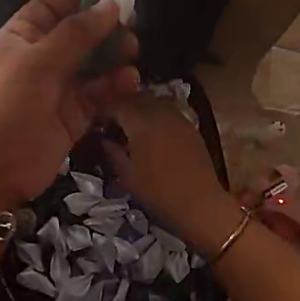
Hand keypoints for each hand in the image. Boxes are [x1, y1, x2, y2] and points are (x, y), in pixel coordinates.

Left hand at [0, 0, 140, 209]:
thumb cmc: (3, 108)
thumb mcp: (35, 64)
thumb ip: (75, 34)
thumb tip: (111, 5)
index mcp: (19, 38)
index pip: (50, 6)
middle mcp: (39, 59)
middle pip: (77, 34)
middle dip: (103, 27)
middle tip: (131, 23)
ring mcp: (57, 89)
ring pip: (93, 64)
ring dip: (113, 56)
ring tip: (132, 52)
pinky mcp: (73, 117)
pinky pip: (99, 94)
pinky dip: (115, 87)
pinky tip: (130, 81)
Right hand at [108, 95, 244, 250]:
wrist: (200, 202)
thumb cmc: (158, 192)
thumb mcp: (127, 175)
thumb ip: (113, 152)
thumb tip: (104, 139)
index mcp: (140, 122)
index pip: (117, 105)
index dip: (106, 112)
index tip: (100, 123)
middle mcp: (159, 112)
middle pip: (137, 98)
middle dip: (124, 106)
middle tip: (115, 123)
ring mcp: (178, 117)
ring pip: (155, 100)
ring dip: (142, 107)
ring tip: (135, 125)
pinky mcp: (191, 126)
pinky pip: (170, 110)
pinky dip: (158, 114)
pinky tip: (155, 131)